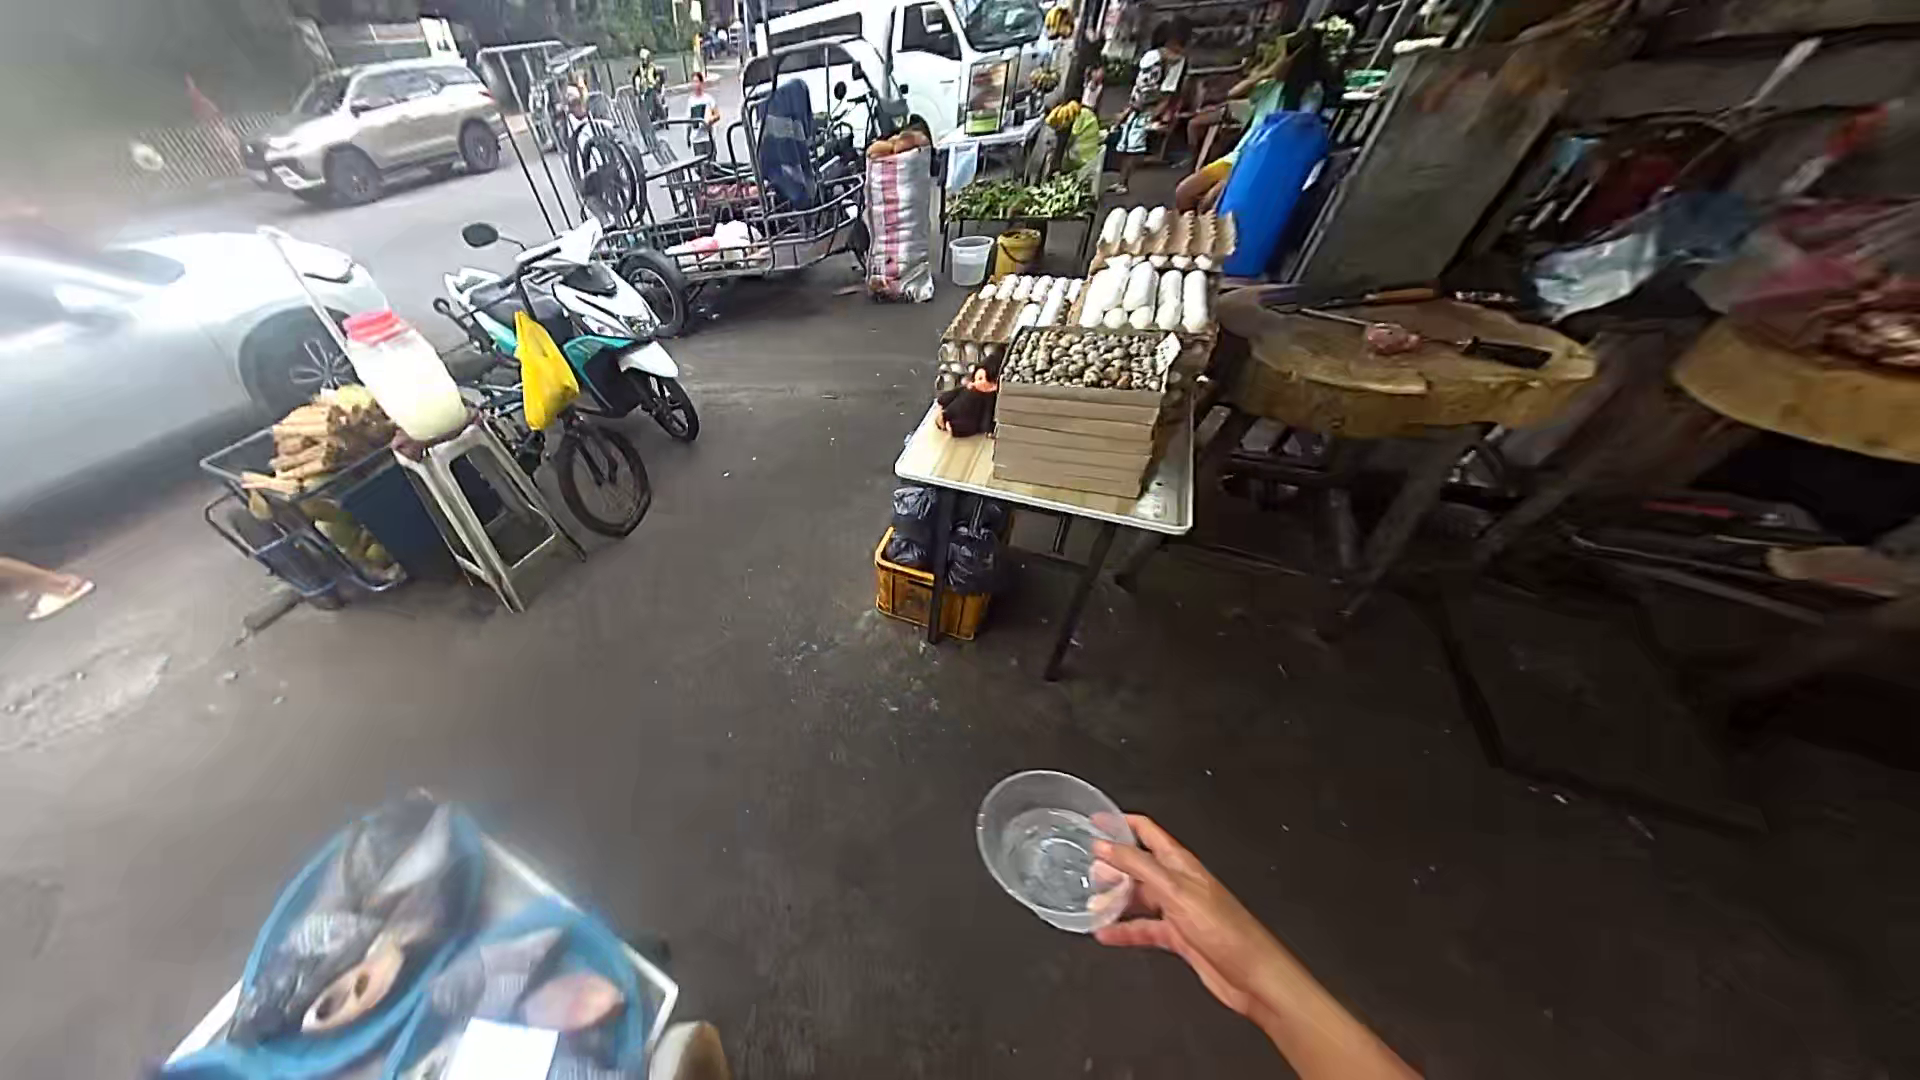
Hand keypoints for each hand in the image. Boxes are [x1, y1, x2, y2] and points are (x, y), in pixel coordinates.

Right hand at [1093, 815, 1287, 1021]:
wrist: (1254, 977)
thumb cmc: (1224, 929)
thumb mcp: (1173, 890)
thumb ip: (1137, 865)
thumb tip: (1105, 845)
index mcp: (1178, 862)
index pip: (1145, 830)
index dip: (1120, 823)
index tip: (1096, 821)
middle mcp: (1176, 881)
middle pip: (1138, 864)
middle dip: (1112, 865)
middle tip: (1087, 870)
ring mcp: (1177, 908)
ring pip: (1138, 897)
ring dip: (1115, 900)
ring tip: (1092, 905)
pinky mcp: (1179, 935)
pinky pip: (1144, 928)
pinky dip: (1125, 930)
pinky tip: (1107, 934)